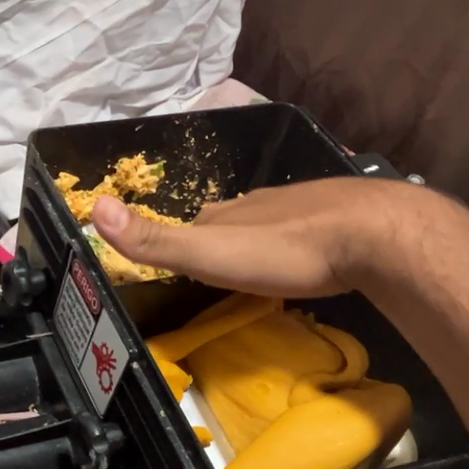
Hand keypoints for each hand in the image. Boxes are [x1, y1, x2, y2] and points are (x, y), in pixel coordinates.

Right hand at [91, 178, 445, 297]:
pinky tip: (309, 256)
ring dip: (261, 239)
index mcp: (225, 212)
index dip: (181, 240)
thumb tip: (94, 208)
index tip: (179, 262)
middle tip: (219, 267)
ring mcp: (303, 205)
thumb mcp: (207, 253)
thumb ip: (154, 240)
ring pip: (270, 221)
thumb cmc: (284, 250)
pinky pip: (310, 227)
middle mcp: (259, 201)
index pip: (191, 223)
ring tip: (261, 265)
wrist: (375, 238)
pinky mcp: (342, 216)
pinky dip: (300, 240)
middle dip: (221, 238)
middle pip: (229, 219)